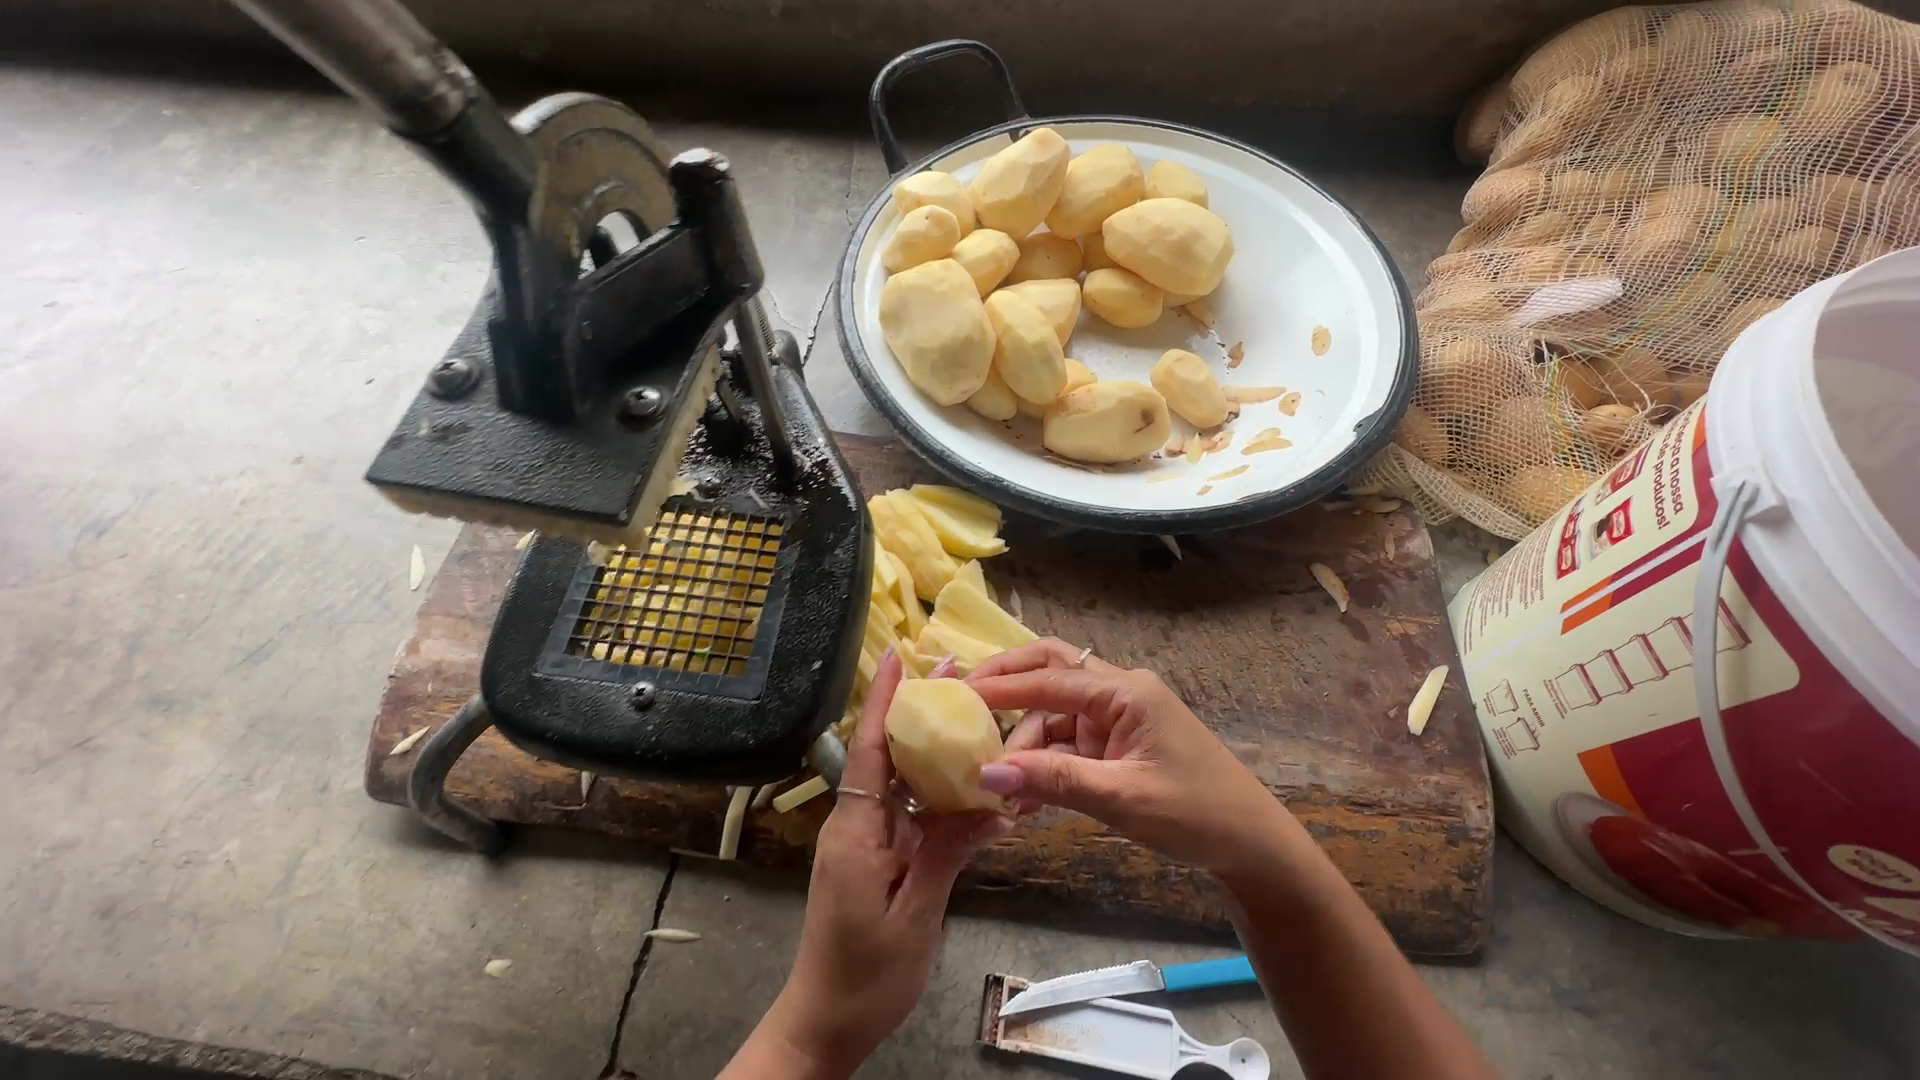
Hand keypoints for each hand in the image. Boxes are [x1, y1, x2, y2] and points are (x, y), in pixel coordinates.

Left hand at [726, 650, 1007, 1079]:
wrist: (825, 1022)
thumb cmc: (867, 974)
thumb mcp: (915, 914)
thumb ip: (946, 854)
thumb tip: (990, 806)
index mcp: (857, 831)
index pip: (871, 750)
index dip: (886, 700)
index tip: (899, 654)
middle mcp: (856, 825)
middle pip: (887, 756)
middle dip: (916, 712)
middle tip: (954, 675)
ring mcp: (863, 842)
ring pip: (899, 784)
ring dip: (930, 753)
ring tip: (969, 720)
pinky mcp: (873, 859)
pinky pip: (906, 816)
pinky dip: (935, 799)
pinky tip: (968, 792)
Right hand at [967, 638, 1288, 875]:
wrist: (1250, 843)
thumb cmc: (1194, 813)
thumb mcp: (1120, 798)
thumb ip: (1053, 781)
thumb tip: (987, 774)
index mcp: (1126, 691)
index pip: (1051, 679)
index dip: (1002, 688)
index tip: (957, 696)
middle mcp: (1119, 692)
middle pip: (1052, 669)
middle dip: (1009, 684)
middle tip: (964, 704)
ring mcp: (1118, 717)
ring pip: (1055, 712)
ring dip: (1025, 741)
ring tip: (999, 784)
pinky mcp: (1117, 743)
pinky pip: (1068, 741)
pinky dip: (1044, 760)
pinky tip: (1024, 793)